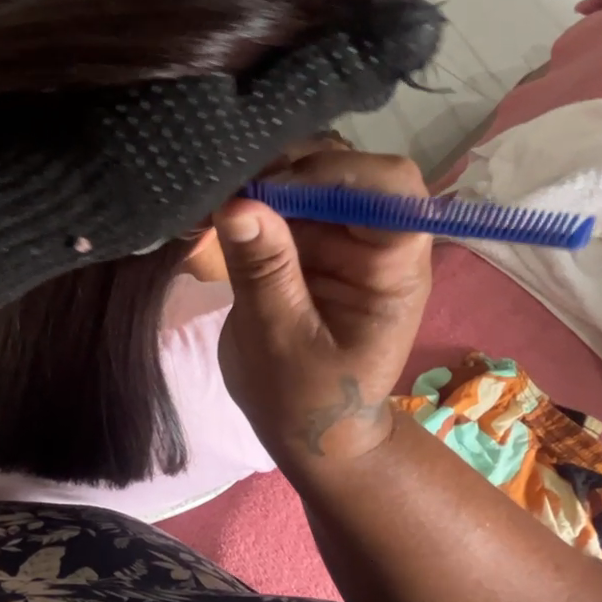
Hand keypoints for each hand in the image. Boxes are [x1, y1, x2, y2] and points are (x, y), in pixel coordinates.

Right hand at [214, 151, 431, 462]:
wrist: (305, 430)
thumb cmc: (305, 398)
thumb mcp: (278, 338)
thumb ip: (263, 270)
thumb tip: (237, 204)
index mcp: (392, 267)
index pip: (390, 189)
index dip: (335, 173)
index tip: (267, 189)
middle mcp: (371, 242)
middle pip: (344, 173)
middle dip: (285, 170)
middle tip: (225, 189)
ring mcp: (335, 241)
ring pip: (305, 182)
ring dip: (258, 183)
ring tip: (210, 202)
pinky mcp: (302, 247)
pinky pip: (276, 206)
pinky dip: (243, 204)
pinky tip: (209, 216)